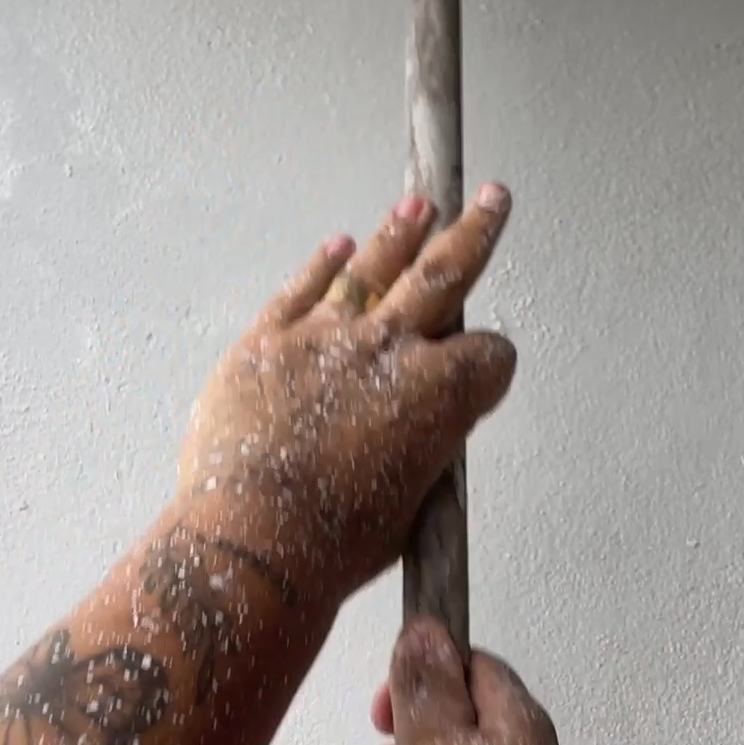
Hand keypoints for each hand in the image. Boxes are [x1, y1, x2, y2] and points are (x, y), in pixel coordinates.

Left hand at [177, 186, 516, 604]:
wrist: (251, 545)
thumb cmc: (337, 541)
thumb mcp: (416, 499)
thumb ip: (431, 441)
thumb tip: (428, 418)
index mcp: (439, 392)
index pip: (491, 353)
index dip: (491, 367)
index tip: (481, 376)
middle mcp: (389, 350)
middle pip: (445, 274)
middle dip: (476, 233)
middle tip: (492, 199)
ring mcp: (325, 338)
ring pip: (373, 268)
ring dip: (401, 233)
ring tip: (419, 206)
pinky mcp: (267, 341)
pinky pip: (301, 289)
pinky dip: (322, 266)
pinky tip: (337, 245)